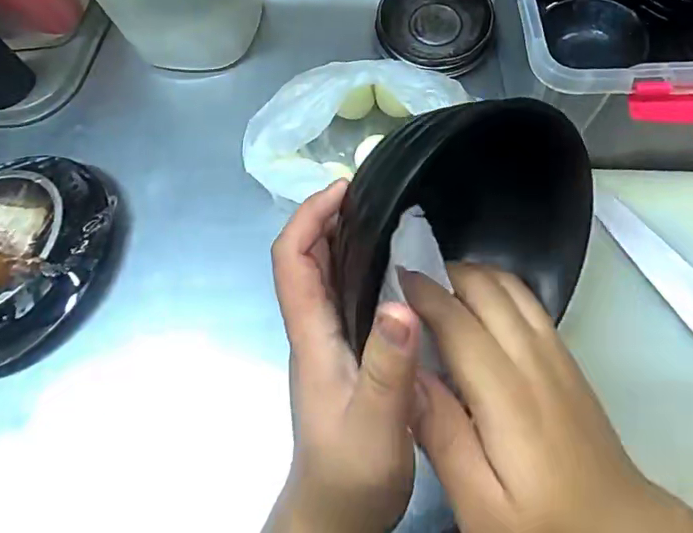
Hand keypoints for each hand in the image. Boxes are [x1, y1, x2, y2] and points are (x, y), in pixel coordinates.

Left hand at [265, 180, 423, 532]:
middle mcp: (312, 327)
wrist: (335, 515)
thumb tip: (401, 303)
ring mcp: (324, 339)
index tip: (342, 191)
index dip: (309, 218)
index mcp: (310, 334)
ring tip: (380, 215)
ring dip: (341, 236)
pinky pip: (342, 293)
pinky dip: (357, 265)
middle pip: (303, 256)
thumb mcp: (376, 424)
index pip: (292, 259)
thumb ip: (388, 369)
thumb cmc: (349, 473)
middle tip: (367, 192)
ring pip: (322, 273)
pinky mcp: (342, 352)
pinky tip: (390, 266)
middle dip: (325, 216)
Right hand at [403, 263, 692, 532]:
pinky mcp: (567, 358)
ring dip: (471, 275)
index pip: (456, 318)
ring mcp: (555, 352)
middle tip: (409, 284)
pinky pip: (527, 300)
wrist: (621, 532)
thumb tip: (408, 375)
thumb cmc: (544, 523)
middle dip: (443, 273)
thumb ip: (442, 436)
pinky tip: (479, 308)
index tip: (390, 278)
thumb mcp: (482, 506)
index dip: (421, 292)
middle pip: (484, 286)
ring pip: (509, 285)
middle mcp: (532, 357)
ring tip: (440, 290)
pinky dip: (496, 287)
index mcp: (506, 391)